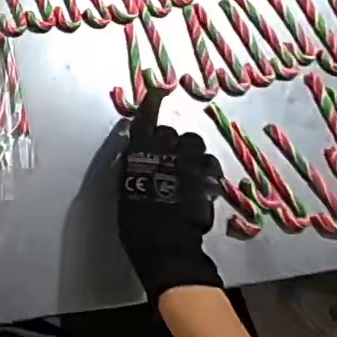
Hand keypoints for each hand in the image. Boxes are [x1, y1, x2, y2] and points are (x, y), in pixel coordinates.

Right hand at [116, 87, 222, 300]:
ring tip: (187, 169)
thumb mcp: (126, 190)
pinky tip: (201, 180)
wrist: (165, 246)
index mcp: (140, 152)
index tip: (159, 90)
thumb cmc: (137, 223)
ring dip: (190, 152)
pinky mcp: (207, 178)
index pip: (146, 119)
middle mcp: (165, 151)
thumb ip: (134, 167)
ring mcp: (188, 163)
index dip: (152, 103)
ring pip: (194, 144)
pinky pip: (210, 163)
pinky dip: (206, 168)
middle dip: (171, 142)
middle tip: (169, 159)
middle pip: (171, 132)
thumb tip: (139, 156)